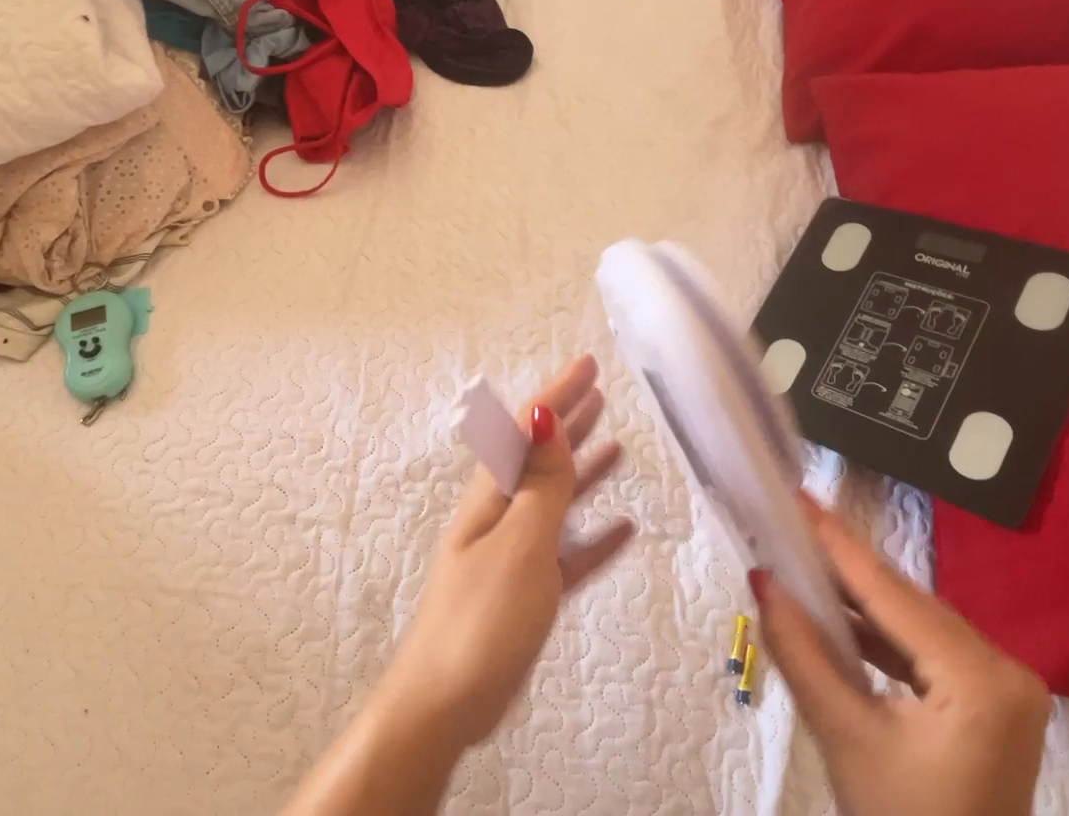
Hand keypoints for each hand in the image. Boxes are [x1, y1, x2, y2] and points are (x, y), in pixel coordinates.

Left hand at [378, 354, 636, 749]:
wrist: (445, 703)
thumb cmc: (482, 618)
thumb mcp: (519, 544)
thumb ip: (540, 485)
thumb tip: (544, 417)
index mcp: (492, 497)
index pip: (527, 431)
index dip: (558, 395)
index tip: (589, 365)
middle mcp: (500, 517)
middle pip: (539, 457)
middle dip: (568, 422)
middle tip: (601, 391)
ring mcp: (513, 555)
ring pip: (555, 499)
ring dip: (582, 469)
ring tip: (616, 443)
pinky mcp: (527, 592)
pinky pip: (567, 551)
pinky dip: (593, 535)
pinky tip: (623, 527)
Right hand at [754, 494, 1049, 815]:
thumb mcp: (843, 735)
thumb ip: (800, 652)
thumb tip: (762, 581)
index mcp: (981, 680)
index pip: (894, 595)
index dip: (839, 545)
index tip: (801, 499)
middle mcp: (1007, 670)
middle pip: (910, 604)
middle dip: (847, 568)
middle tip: (793, 525)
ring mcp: (1006, 688)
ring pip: (918, 624)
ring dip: (861, 601)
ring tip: (805, 564)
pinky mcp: (993, 703)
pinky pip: (929, 651)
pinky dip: (882, 636)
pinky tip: (840, 621)